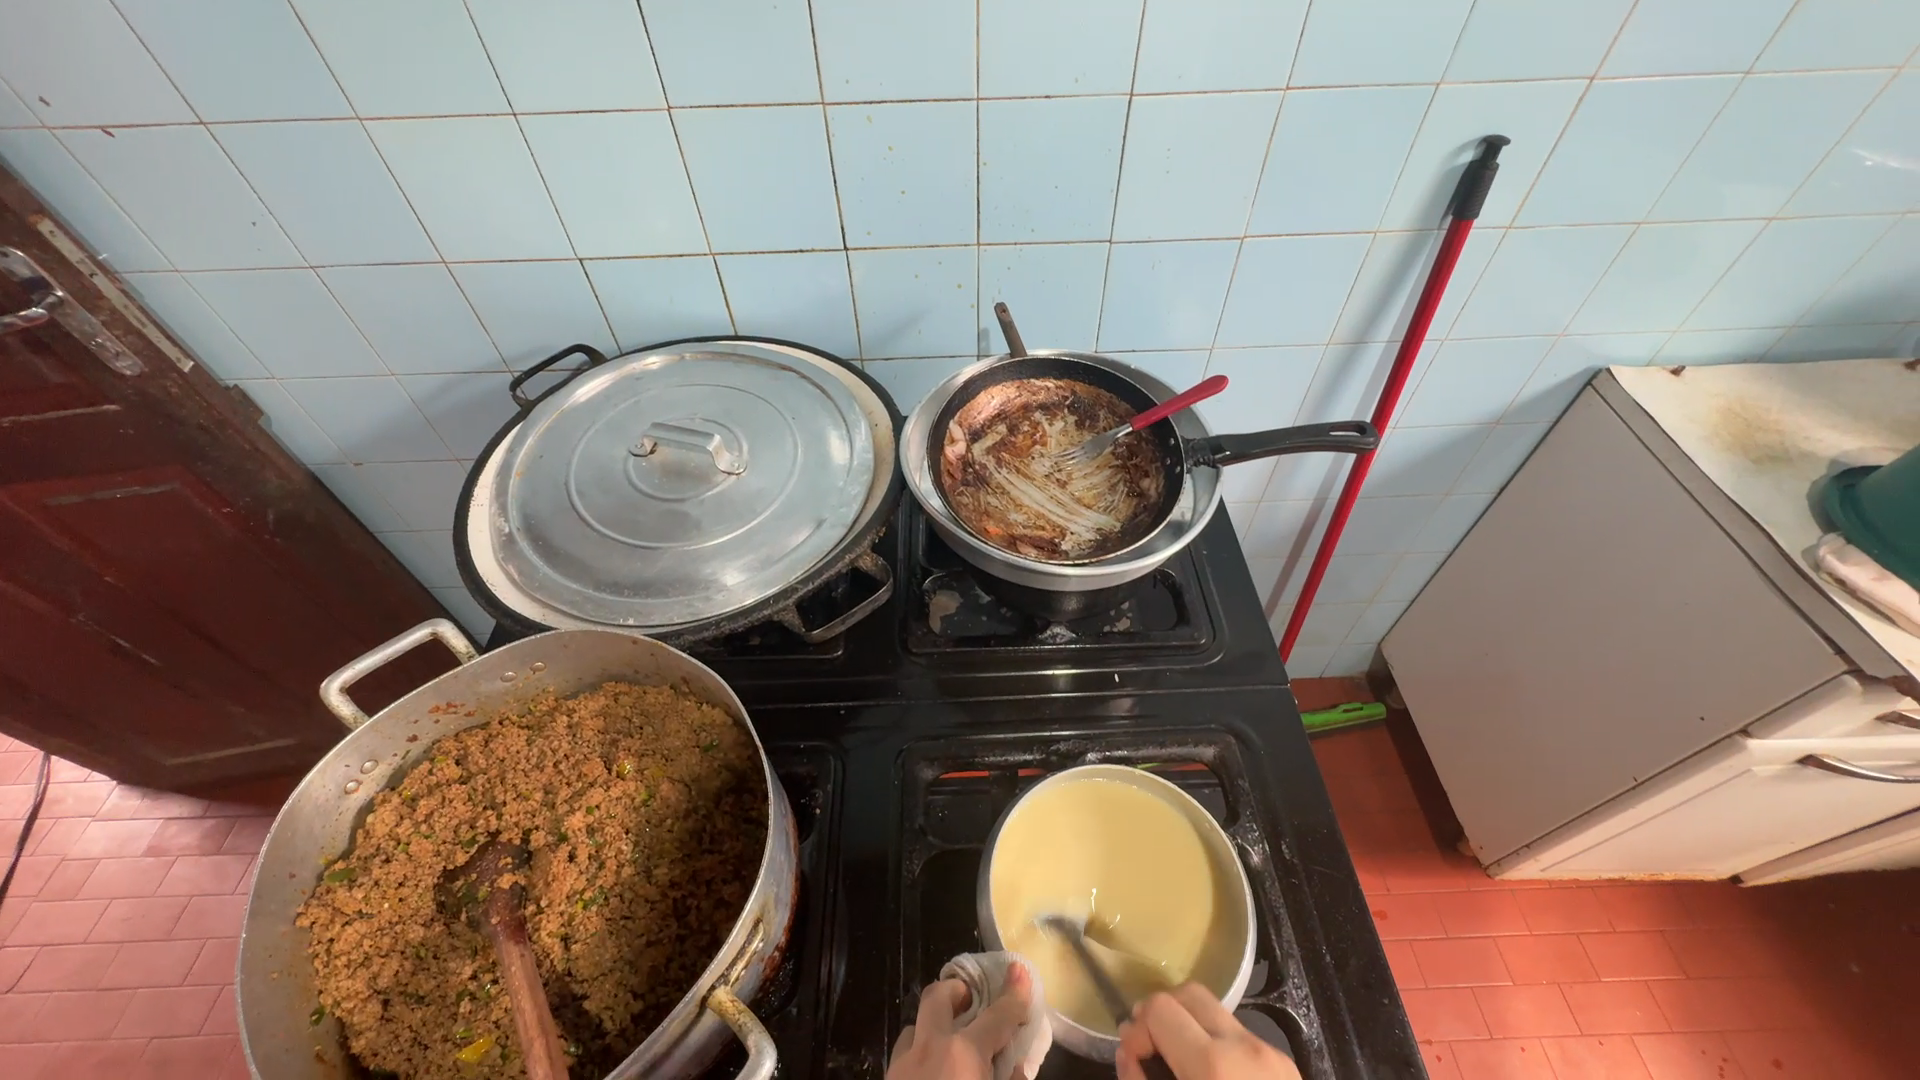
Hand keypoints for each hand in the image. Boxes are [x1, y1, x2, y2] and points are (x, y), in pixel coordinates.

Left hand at [886, 964, 1034, 1079]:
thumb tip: (1017, 1067)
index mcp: (964, 1055)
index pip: (998, 1016)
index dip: (1014, 993)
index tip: (1020, 972)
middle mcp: (929, 1050)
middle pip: (938, 996)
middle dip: (956, 990)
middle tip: (973, 1001)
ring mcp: (901, 1066)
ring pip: (914, 1027)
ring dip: (934, 1027)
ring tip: (950, 1045)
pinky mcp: (885, 1079)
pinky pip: (903, 1057)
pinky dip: (919, 1056)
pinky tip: (931, 1072)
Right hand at [1117, 983, 1300, 1079]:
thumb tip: (1128, 1053)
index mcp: (1213, 1064)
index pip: (1159, 1007)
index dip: (1137, 1029)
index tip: (1135, 1061)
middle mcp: (1245, 1046)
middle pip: (1190, 994)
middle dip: (1163, 1015)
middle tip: (1152, 1051)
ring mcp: (1273, 1055)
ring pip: (1218, 1016)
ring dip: (1191, 1031)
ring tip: (1181, 1068)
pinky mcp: (1289, 1068)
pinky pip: (1241, 1041)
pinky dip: (1219, 1051)